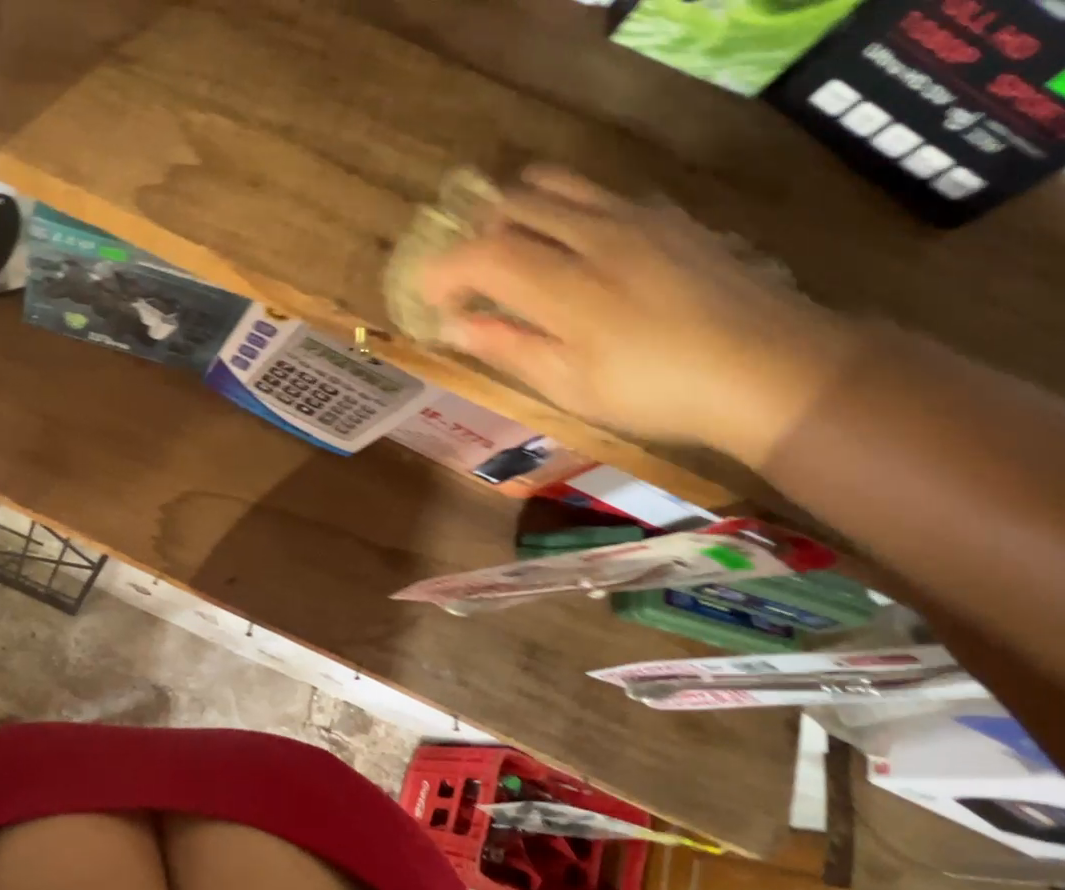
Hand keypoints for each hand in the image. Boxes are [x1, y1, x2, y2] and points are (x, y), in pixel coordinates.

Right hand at [414, 167, 861, 467]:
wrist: (771, 367)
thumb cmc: (655, 391)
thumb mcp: (569, 384)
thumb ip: (507, 347)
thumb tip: (455, 325)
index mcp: (564, 285)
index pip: (481, 253)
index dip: (444, 271)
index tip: (431, 298)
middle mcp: (594, 235)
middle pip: (514, 203)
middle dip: (477, 234)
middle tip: (471, 277)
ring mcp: (636, 218)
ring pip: (557, 185)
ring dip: (520, 211)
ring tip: (516, 251)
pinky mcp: (668, 217)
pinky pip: (600, 194)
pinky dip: (567, 211)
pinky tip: (578, 251)